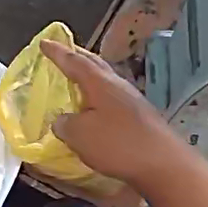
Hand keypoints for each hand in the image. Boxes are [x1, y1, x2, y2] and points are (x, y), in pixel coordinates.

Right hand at [39, 39, 196, 190]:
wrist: (163, 164)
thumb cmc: (118, 144)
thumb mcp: (80, 135)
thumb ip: (65, 124)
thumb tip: (62, 121)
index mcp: (100, 83)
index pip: (74, 61)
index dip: (58, 52)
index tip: (44, 42)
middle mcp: (118, 86)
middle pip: (95, 65)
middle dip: (77, 57)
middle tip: (63, 52)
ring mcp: (133, 101)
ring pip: (106, 82)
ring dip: (90, 78)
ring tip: (77, 81)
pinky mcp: (141, 119)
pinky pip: (113, 100)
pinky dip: (99, 98)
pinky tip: (96, 110)